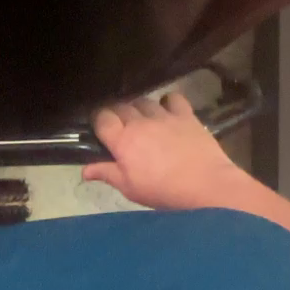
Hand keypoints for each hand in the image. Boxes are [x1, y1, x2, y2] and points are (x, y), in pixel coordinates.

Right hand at [81, 92, 257, 209]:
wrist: (205, 185)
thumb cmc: (162, 191)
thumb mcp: (129, 188)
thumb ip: (107, 174)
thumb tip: (84, 170)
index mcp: (123, 140)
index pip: (102, 118)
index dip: (98, 120)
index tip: (99, 128)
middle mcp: (140, 122)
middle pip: (121, 106)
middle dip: (116, 113)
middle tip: (119, 127)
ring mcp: (164, 116)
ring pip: (144, 100)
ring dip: (139, 107)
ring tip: (142, 119)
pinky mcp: (186, 115)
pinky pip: (172, 98)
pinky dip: (167, 101)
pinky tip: (167, 110)